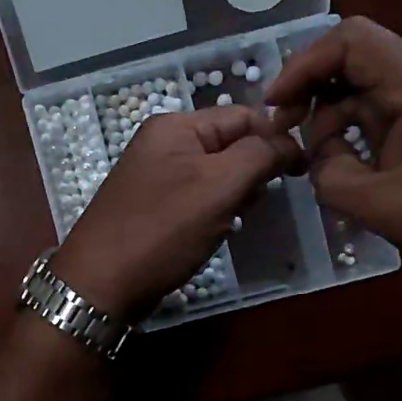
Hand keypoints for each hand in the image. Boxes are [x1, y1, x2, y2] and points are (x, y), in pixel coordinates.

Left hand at [50, 106, 301, 318]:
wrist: (100, 284)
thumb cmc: (160, 230)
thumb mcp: (217, 186)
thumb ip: (258, 155)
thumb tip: (290, 141)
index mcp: (175, 126)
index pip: (243, 116)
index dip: (277, 138)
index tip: (302, 171)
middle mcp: (162, 144)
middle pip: (229, 144)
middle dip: (252, 171)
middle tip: (255, 202)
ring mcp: (155, 178)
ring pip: (215, 175)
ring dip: (234, 196)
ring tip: (233, 221)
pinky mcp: (153, 208)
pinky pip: (196, 200)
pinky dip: (213, 213)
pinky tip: (213, 233)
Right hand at [266, 17, 401, 301]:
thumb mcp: (379, 205)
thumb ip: (330, 173)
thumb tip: (317, 156)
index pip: (350, 41)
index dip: (302, 66)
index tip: (275, 108)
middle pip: (357, 60)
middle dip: (312, 93)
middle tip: (287, 137)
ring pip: (369, 89)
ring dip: (334, 118)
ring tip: (318, 163)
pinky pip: (389, 112)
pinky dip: (358, 132)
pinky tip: (347, 166)